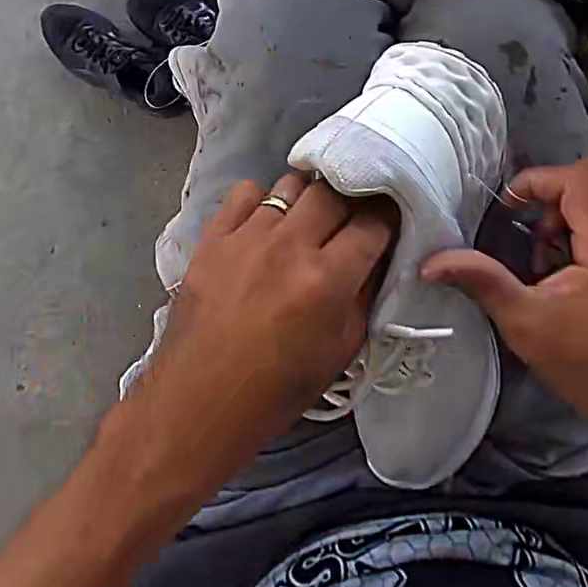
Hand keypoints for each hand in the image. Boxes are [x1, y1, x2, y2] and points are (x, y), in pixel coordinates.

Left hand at [128, 173, 392, 477]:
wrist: (200, 400)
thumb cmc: (276, 389)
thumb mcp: (339, 352)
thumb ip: (362, 297)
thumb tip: (374, 257)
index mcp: (325, 281)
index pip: (371, 224)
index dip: (387, 218)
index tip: (388, 219)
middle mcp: (288, 247)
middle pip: (333, 193)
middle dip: (351, 200)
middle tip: (351, 214)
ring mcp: (247, 236)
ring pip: (289, 186)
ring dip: (307, 197)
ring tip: (307, 216)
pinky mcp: (213, 236)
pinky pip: (244, 192)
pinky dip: (261, 199)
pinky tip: (264, 220)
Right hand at [422, 152, 587, 464]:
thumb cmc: (586, 369)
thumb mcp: (524, 323)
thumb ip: (480, 280)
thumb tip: (429, 262)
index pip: (579, 178)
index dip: (536, 182)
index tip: (509, 210)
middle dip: (558, 185)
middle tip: (535, 223)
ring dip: (576, 204)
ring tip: (551, 250)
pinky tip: (575, 265)